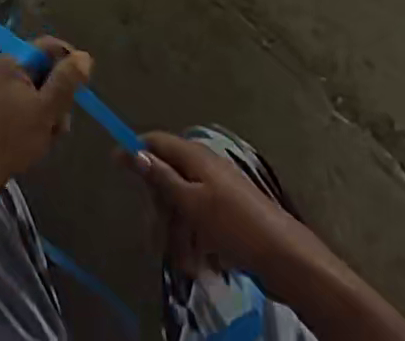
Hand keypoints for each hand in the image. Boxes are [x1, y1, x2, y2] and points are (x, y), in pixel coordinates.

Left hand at [0, 38, 90, 202]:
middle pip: (46, 72)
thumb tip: (84, 56)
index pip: (49, 47)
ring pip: (40, 92)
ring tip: (47, 135)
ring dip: (51, 113)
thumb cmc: (12, 138)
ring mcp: (0, 88)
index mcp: (11, 61)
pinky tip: (38, 140)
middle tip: (58, 122)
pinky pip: (29, 105)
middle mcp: (3, 68)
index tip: (82, 88)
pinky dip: (38, 120)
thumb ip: (66, 81)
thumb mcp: (46, 109)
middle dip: (59, 98)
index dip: (70, 63)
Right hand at [127, 131, 302, 277]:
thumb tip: (133, 150)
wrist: (287, 259)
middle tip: (155, 237)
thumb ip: (160, 177)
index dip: (135, 151)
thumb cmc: (234, 226)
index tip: (116, 166)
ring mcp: (219, 190)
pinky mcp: (230, 213)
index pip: (156, 141)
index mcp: (195, 156)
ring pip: (183, 204)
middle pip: (168, 177)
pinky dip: (196, 239)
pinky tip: (200, 263)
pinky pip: (201, 220)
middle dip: (160, 209)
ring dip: (178, 232)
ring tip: (183, 262)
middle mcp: (205, 166)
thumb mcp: (190, 202)